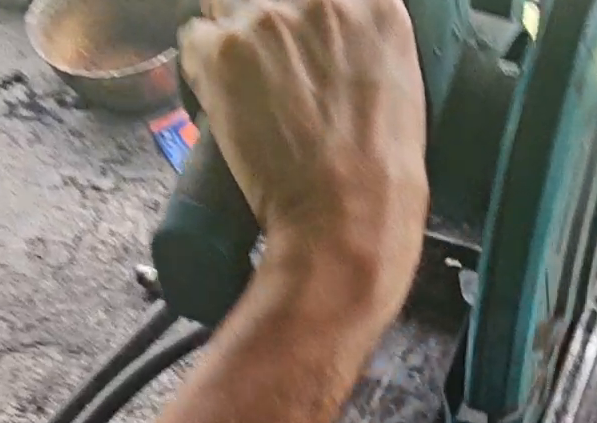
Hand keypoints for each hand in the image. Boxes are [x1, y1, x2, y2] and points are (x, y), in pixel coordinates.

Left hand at [180, 0, 428, 318]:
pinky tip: (230, 113)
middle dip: (271, 34)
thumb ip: (366, 57)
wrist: (348, 227)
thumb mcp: (401, 102)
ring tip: (252, 103)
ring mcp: (271, 19)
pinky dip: (205, 75)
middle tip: (278, 87)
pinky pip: (195, 40)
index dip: (307, 23)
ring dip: (235, 49)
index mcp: (380, 9)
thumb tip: (337, 58)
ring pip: (229, 8)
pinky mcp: (226, 50)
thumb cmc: (383, 190)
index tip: (306, 56)